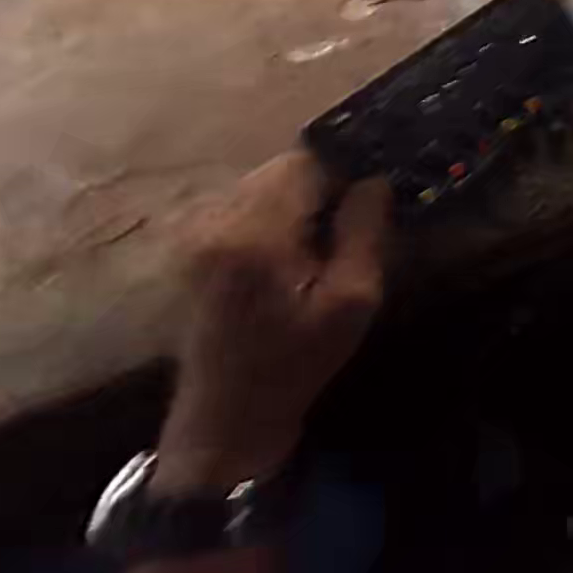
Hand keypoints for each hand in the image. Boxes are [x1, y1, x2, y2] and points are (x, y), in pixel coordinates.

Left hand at [154, 152, 390, 494]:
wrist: (230, 408)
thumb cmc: (300, 356)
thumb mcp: (354, 298)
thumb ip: (364, 232)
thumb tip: (374, 181)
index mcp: (254, 235)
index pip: (304, 163)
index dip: (347, 169)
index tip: (375, 193)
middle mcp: (216, 222)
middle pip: (283, 168)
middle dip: (328, 183)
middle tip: (360, 218)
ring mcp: (199, 233)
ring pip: (267, 182)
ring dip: (307, 197)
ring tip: (334, 235)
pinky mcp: (197, 245)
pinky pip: (251, 203)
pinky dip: (285, 211)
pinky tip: (302, 248)